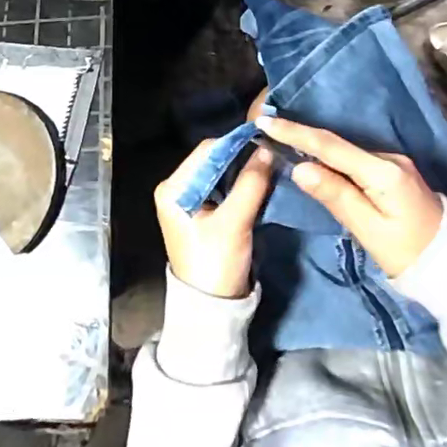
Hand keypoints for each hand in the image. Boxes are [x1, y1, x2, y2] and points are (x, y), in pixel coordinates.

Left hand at [153, 140, 273, 298]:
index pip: (207, 151)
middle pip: (213, 159)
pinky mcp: (203, 211)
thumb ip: (250, 183)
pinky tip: (261, 180)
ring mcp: (189, 200)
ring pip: (221, 172)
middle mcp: (177, 189)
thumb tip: (268, 149)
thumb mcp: (234, 222)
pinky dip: (241, 182)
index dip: (236, 143)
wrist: (211, 308)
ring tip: (271, 162)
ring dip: (243, 168)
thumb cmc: (216, 265)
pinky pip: (224, 187)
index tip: (266, 139)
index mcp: (173, 188)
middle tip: (273, 150)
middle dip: (241, 154)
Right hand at [256, 116, 440, 277]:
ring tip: (280, 138)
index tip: (266, 123)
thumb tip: (300, 169)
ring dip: (314, 145)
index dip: (296, 133)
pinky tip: (313, 156)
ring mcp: (393, 162)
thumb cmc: (408, 253)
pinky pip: (354, 158)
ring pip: (345, 150)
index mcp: (383, 171)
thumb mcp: (368, 229)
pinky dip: (331, 157)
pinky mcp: (393, 171)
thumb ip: (335, 195)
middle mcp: (389, 158)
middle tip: (266, 128)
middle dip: (300, 134)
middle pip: (337, 143)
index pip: (331, 146)